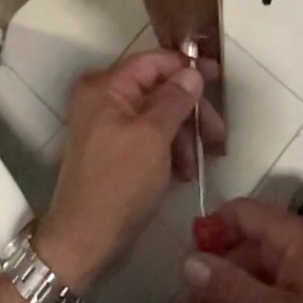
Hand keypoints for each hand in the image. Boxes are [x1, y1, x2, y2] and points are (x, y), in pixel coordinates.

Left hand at [32, 49, 221, 290]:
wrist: (85, 240)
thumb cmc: (119, 183)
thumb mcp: (153, 137)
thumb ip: (175, 99)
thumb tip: (192, 72)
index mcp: (106, 87)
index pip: (152, 62)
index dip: (185, 67)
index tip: (218, 76)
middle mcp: (103, 99)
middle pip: (157, 90)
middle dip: (189, 111)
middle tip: (217, 134)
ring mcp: (107, 125)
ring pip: (156, 116)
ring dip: (182, 135)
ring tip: (195, 164)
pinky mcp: (114, 150)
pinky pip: (148, 137)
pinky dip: (168, 150)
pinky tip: (182, 172)